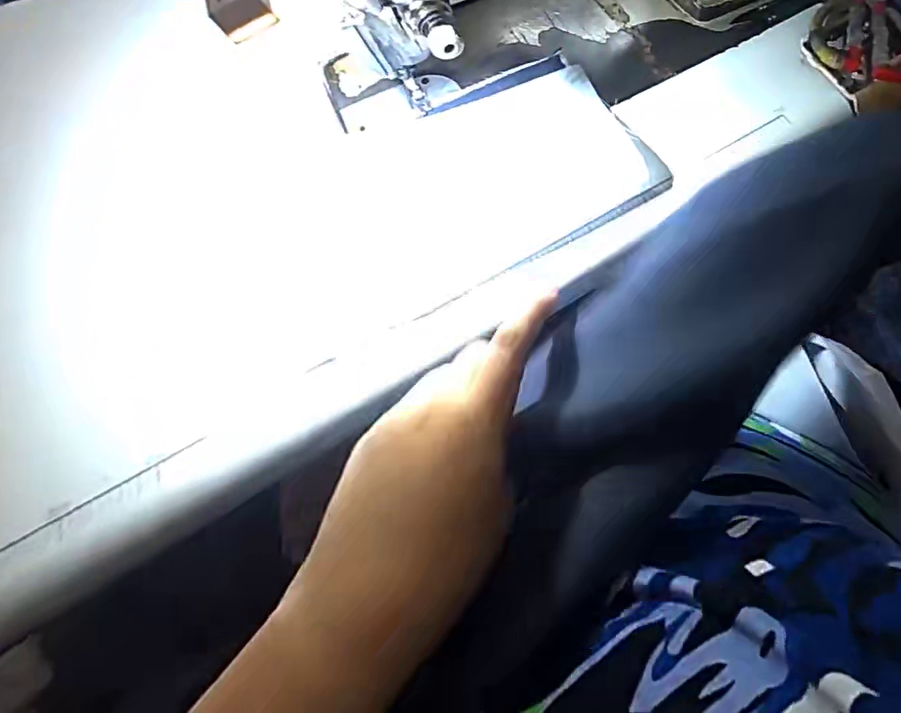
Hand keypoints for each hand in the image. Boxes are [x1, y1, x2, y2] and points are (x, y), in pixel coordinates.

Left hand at [273, 292, 557, 705]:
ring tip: (467, 433)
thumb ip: (499, 448)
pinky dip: (432, 414)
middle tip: (506, 395)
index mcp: (471, 416)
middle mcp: (429, 402)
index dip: (529, 315)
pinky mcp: (367, 440)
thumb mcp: (497, 503)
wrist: (354, 608)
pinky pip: (412, 407)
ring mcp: (392, 418)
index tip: (546, 292)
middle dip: (491, 363)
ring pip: (437, 381)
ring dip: (459, 390)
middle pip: (467, 357)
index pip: (506, 348)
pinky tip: (432, 456)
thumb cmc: (447, 562)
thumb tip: (493, 428)